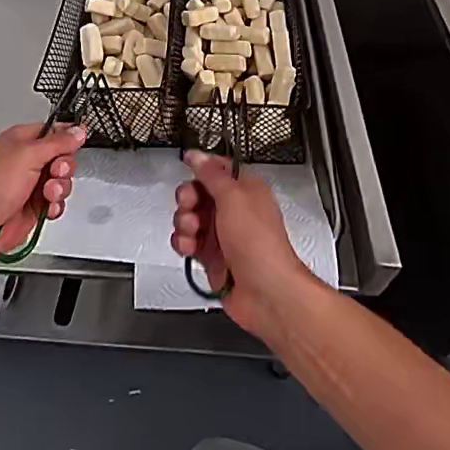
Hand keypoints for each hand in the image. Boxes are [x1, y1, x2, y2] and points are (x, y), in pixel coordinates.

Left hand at [0, 121, 84, 258]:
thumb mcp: (29, 154)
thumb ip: (59, 142)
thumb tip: (78, 131)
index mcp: (20, 140)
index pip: (53, 131)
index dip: (66, 138)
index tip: (76, 143)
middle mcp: (25, 160)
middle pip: (62, 157)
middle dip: (63, 167)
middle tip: (54, 172)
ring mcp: (30, 183)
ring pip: (61, 180)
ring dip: (59, 188)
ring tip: (46, 193)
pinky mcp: (34, 205)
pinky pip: (57, 201)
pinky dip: (55, 205)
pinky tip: (45, 207)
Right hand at [171, 150, 314, 329]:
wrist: (265, 293)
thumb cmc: (261, 245)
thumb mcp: (234, 198)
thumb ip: (212, 174)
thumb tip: (198, 156)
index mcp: (246, 190)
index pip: (218, 169)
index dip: (201, 167)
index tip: (187, 165)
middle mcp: (235, 210)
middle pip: (199, 193)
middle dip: (188, 197)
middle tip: (189, 204)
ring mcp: (223, 234)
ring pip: (191, 218)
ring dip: (185, 222)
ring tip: (192, 230)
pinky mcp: (212, 256)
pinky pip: (189, 242)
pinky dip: (184, 243)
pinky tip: (189, 247)